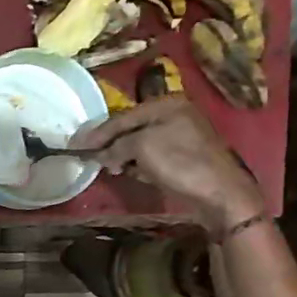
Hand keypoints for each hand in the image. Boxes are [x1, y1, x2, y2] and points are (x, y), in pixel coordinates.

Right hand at [68, 96, 263, 234]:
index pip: (122, 117)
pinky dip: (137, 162)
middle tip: (91, 158)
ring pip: (139, 141)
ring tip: (111, 168)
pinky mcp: (183, 154)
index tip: (77, 146)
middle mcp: (174, 113)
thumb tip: (100, 155)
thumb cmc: (180, 163)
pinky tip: (130, 172)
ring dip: (123, 154)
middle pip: (130, 127)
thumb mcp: (142, 148)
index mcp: (166, 105)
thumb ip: (116, 146)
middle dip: (110, 143)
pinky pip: (151, 153)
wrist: (218, 191)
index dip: (98, 133)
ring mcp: (180, 134)